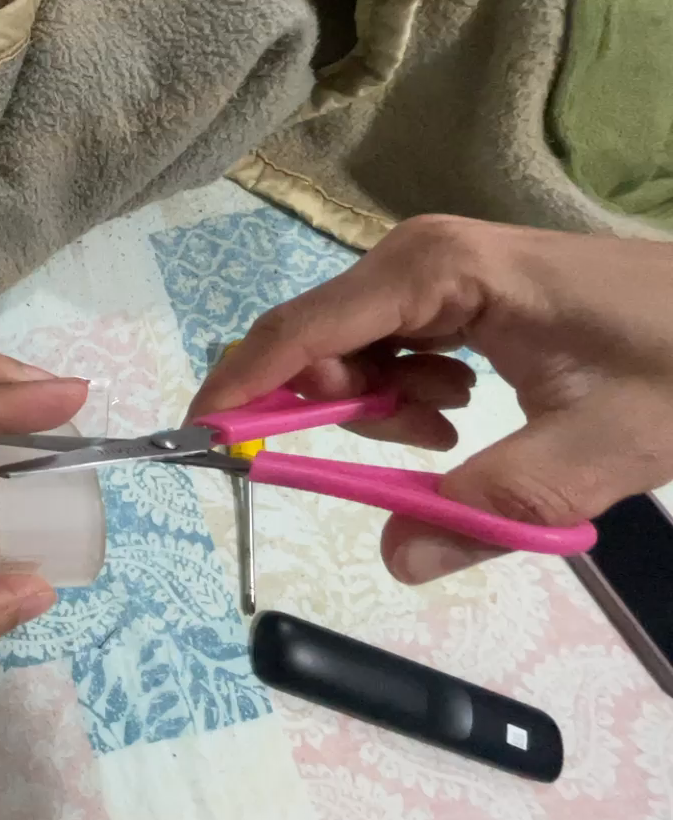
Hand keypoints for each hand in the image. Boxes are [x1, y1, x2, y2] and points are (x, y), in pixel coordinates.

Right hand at [191, 215, 672, 583]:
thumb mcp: (616, 440)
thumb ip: (501, 501)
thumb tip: (397, 561)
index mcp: (430, 271)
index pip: (299, 331)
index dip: (242, 385)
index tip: (203, 437)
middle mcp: (406, 259)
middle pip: (312, 341)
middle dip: (335, 404)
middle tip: (411, 444)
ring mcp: (417, 270)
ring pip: (338, 350)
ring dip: (375, 404)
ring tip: (456, 426)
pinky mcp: (432, 287)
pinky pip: (371, 347)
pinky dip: (398, 390)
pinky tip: (462, 403)